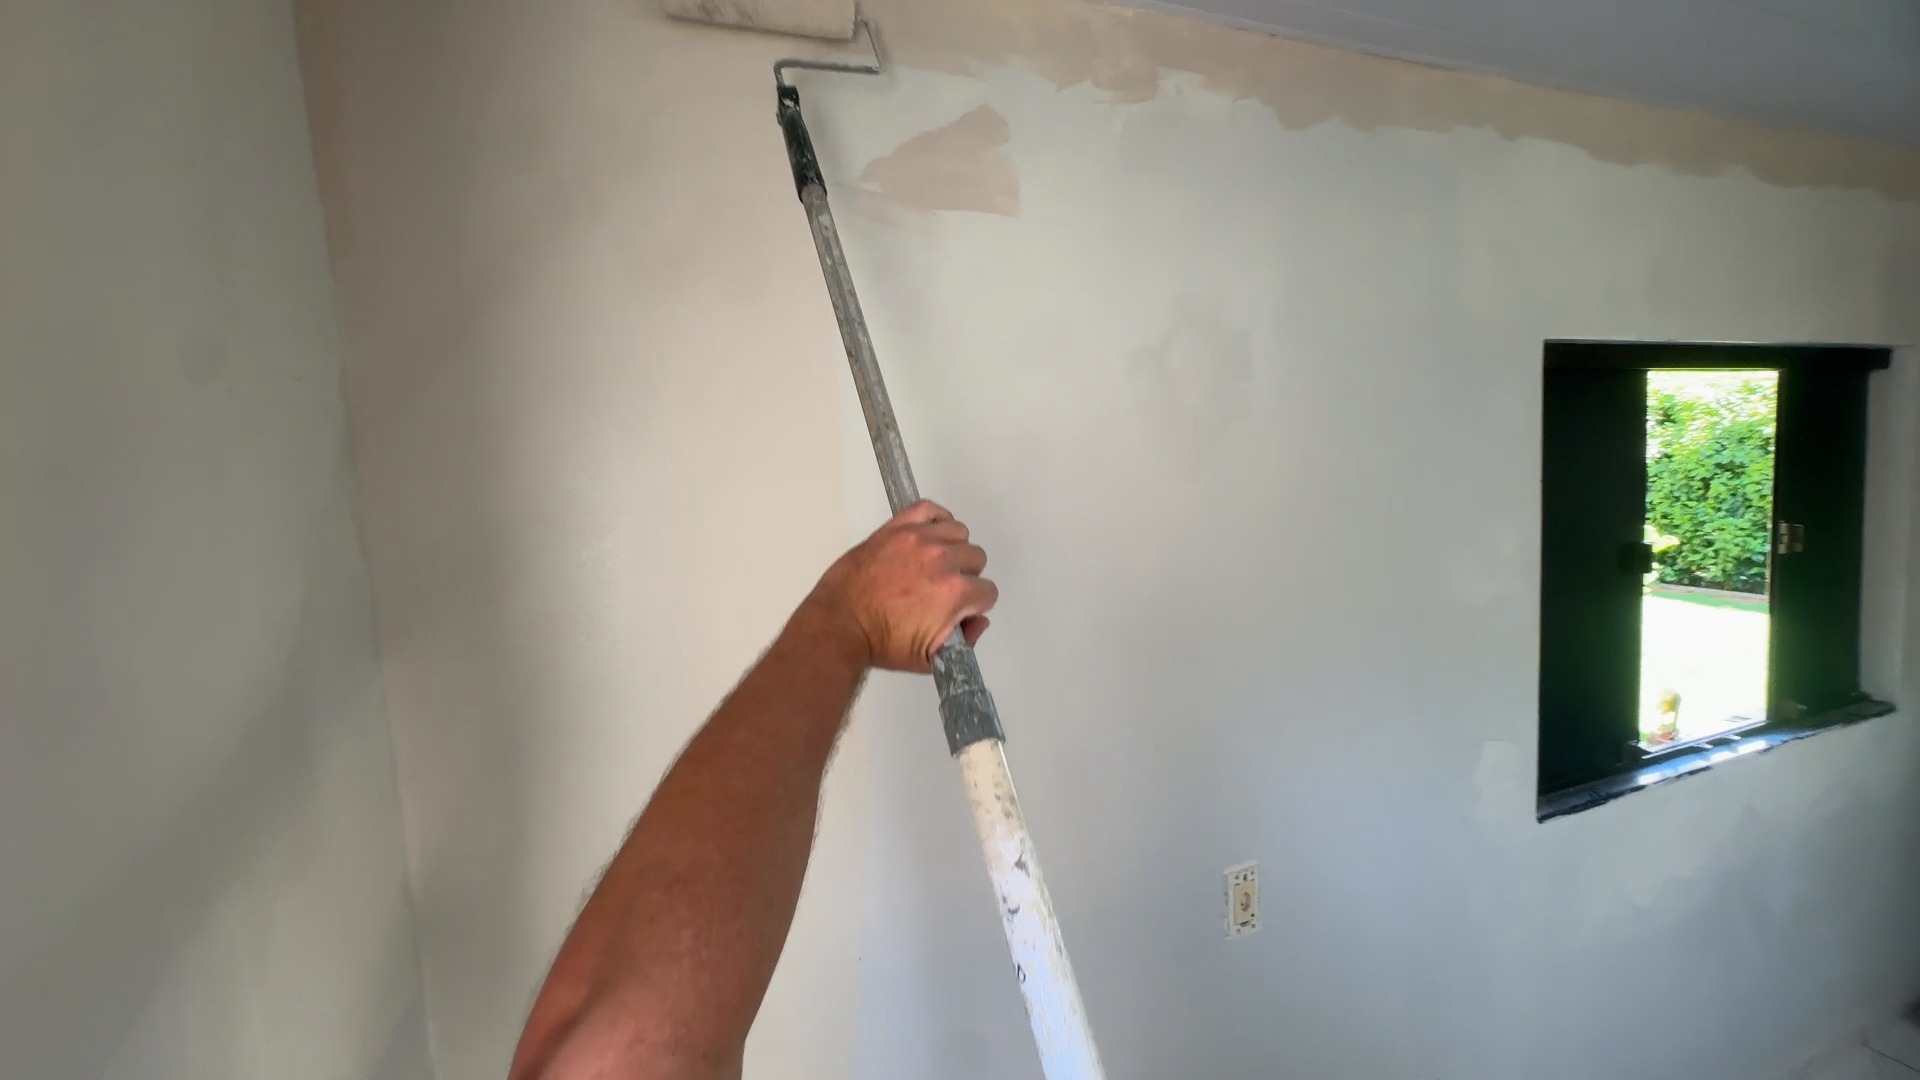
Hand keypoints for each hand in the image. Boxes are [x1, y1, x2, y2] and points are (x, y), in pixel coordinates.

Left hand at [803, 500, 997, 672]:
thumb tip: (976, 622)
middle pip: (975, 558)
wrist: (839, 626)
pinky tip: (929, 536)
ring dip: (952, 547)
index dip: (975, 604)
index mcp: (955, 593)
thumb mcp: (930, 658)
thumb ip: (964, 640)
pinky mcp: (896, 528)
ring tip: (933, 564)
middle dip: (965, 575)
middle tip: (943, 589)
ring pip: (958, 532)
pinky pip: (929, 509)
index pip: (987, 591)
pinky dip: (935, 519)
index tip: (959, 609)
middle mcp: (943, 561)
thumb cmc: (881, 643)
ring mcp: (919, 540)